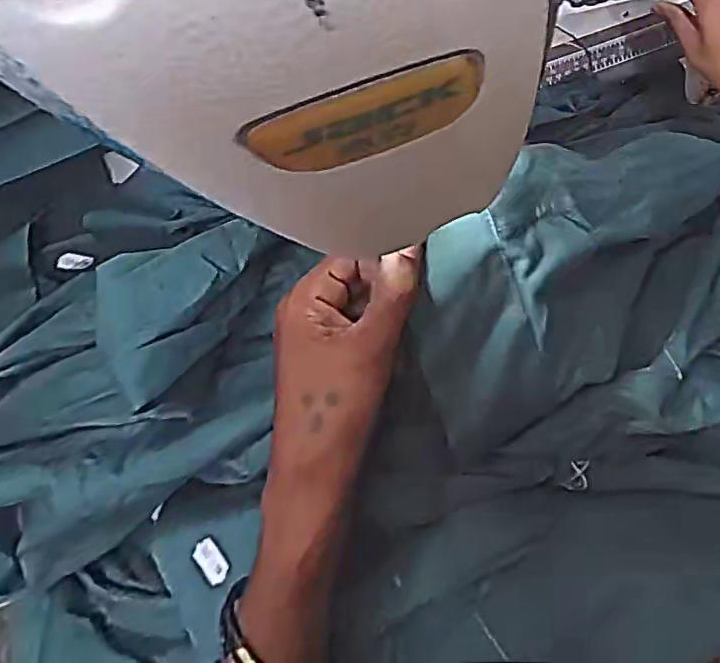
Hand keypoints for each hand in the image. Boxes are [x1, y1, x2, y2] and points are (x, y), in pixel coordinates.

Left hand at [268, 248, 421, 491]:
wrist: (317, 475)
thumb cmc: (339, 405)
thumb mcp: (372, 344)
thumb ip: (393, 292)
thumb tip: (410, 244)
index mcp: (303, 298)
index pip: (349, 255)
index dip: (383, 259)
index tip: (417, 270)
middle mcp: (303, 309)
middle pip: (354, 277)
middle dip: (386, 286)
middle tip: (416, 297)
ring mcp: (314, 334)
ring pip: (359, 302)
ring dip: (386, 310)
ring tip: (408, 322)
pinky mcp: (327, 355)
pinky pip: (357, 325)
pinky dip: (379, 329)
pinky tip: (396, 342)